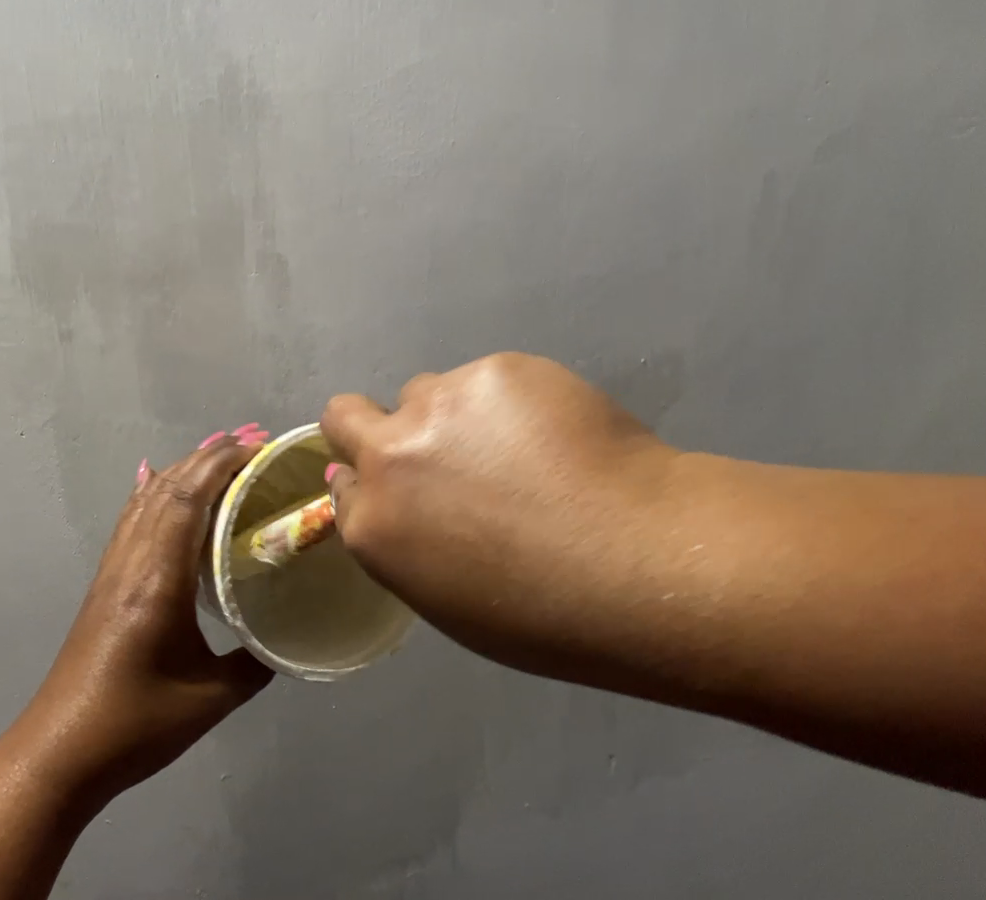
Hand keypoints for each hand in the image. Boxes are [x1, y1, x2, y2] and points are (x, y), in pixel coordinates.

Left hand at [12, 432, 274, 800]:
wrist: (60, 752)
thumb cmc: (136, 724)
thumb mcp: (210, 698)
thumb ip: (253, 664)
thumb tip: (282, 639)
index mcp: (157, 580)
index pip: (187, 499)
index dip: (220, 464)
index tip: (257, 446)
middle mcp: (131, 563)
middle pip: (166, 489)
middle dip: (208, 457)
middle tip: (252, 440)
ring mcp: (112, 571)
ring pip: (146, 500)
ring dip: (183, 469)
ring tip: (220, 453)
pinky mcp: (104, 586)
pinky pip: (131, 521)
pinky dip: (152, 493)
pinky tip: (156, 483)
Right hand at [321, 353, 687, 687]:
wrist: (641, 564)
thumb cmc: (548, 615)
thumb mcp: (448, 599)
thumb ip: (404, 539)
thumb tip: (384, 492)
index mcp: (374, 526)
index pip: (344, 485)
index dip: (375, 485)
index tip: (412, 492)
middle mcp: (389, 457)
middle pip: (345, 414)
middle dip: (372, 427)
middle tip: (435, 448)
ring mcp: (440, 405)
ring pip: (427, 393)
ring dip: (453, 416)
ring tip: (523, 450)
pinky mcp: (495, 371)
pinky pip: (487, 382)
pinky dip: (512, 402)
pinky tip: (559, 435)